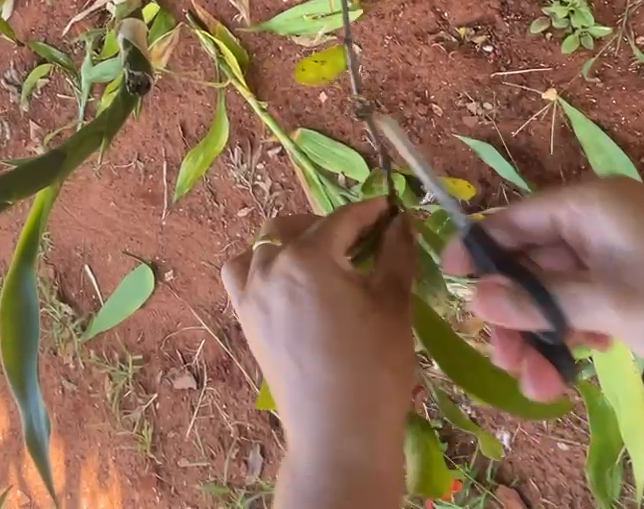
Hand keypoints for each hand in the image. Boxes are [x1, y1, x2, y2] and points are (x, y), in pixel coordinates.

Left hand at [221, 199, 418, 467]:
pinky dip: (261, 264)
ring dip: (293, 239)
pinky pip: (242, 271)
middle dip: (330, 225)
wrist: (339, 436)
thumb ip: (396, 252)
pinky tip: (287, 280)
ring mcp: (251, 291)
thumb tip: (401, 220)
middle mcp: (270, 265)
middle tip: (363, 241)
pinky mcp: (245, 316)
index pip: (341, 219)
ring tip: (324, 258)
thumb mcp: (394, 303)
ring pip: (266, 243)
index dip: (370, 211)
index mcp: (308, 256)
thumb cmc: (375, 368)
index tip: (390, 208)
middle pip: (298, 224)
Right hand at [443, 178, 643, 420]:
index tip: (448, 288)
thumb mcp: (616, 306)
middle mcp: (605, 224)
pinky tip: (571, 369)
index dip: (478, 252)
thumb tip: (474, 293)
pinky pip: (593, 306)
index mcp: (593, 205)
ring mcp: (629, 259)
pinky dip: (576, 335)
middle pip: (534, 259)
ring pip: (561, 289)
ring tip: (541, 385)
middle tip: (504, 362)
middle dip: (515, 308)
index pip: (514, 219)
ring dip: (544, 331)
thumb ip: (541, 300)